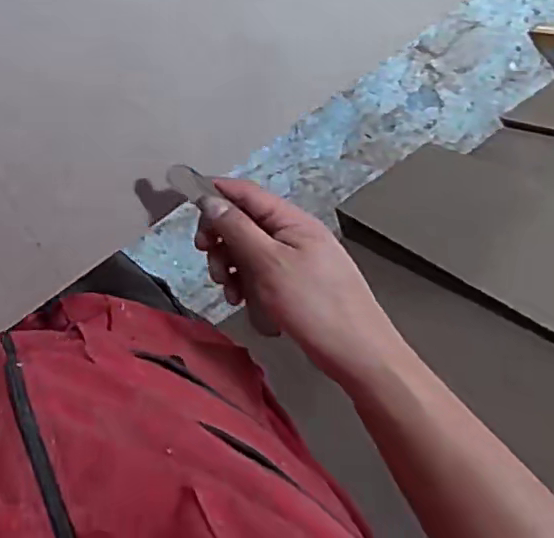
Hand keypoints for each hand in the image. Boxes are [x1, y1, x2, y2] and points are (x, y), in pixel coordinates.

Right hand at [194, 178, 408, 384]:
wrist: (364, 361)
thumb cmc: (316, 307)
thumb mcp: (268, 263)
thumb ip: (235, 227)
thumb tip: (209, 199)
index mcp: (293, 221)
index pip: (244, 192)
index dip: (214, 194)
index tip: (188, 209)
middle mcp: (294, 235)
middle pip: (241, 222)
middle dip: (220, 240)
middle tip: (209, 261)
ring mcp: (296, 260)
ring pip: (246, 250)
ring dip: (231, 267)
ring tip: (230, 291)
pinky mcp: (296, 284)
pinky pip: (259, 273)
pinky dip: (247, 284)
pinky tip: (245, 302)